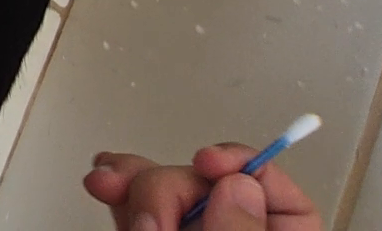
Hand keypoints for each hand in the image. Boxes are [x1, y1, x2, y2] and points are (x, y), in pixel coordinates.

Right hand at [82, 146, 322, 230]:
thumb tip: (240, 183)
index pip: (278, 192)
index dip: (242, 163)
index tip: (204, 161)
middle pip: (206, 185)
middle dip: (166, 187)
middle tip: (150, 220)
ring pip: (165, 187)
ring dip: (132, 183)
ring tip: (106, 191)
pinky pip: (137, 200)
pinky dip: (117, 189)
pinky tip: (103, 185)